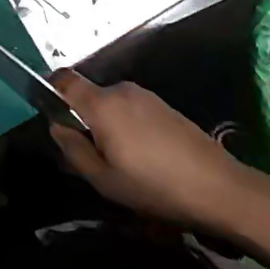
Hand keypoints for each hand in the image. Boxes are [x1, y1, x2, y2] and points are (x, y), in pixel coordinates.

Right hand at [48, 70, 269, 236]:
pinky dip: (129, 127)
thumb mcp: (103, 179)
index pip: (65, 79)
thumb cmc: (154, 186)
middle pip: (89, 96)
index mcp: (102, 104)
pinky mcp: (166, 106)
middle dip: (84, 118)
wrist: (220, 189)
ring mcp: (147, 96)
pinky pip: (133, 110)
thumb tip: (57, 127)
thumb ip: (73, 149)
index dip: (51, 89)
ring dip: (109, 125)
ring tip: (121, 161)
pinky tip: (144, 157)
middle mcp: (122, 90)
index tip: (49, 112)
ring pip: (112, 105)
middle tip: (90, 154)